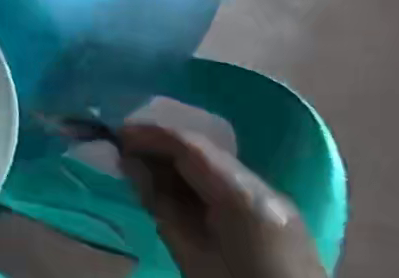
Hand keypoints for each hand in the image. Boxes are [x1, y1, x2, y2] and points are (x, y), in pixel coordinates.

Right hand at [119, 122, 326, 277]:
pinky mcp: (281, 221)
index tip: (117, 137)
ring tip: (147, 172)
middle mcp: (264, 187)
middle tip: (126, 153)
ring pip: (218, 165)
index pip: (189, 145)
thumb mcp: (194, 263)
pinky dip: (202, 183)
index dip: (149, 136)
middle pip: (205, 151)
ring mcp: (278, 203)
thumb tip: (133, 166)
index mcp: (243, 196)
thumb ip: (163, 208)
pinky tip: (180, 194)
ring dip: (182, 165)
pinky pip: (233, 186)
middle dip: (164, 147)